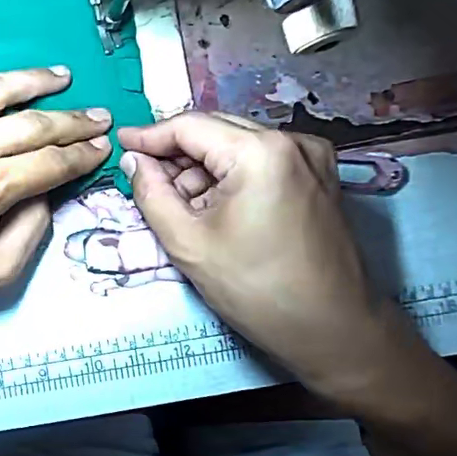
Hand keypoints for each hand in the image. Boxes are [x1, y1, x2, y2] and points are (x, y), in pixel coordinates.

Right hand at [118, 113, 433, 407]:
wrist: (335, 330)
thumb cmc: (257, 290)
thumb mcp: (190, 244)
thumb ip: (152, 194)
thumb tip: (135, 161)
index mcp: (261, 150)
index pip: (190, 125)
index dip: (150, 135)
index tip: (121, 144)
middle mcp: (292, 139)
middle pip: (217, 131)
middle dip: (178, 155)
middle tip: (147, 183)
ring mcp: (313, 156)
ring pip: (240, 147)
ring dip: (206, 169)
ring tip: (185, 208)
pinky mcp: (321, 176)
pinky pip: (265, 162)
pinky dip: (235, 178)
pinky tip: (220, 210)